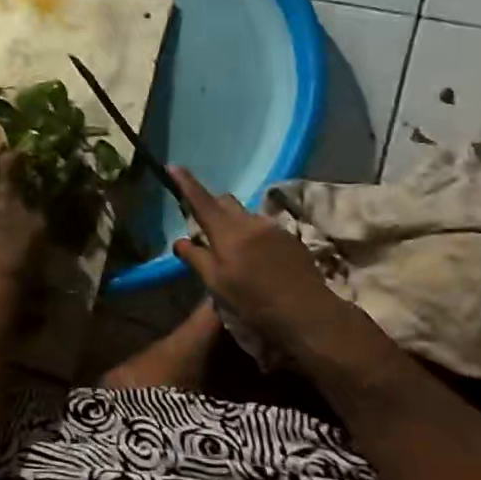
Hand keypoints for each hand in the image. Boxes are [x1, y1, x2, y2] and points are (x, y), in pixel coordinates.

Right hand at [169, 166, 342, 333]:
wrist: (307, 313)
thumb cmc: (253, 301)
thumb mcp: (216, 283)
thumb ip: (195, 258)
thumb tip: (180, 241)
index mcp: (227, 231)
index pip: (201, 200)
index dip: (186, 183)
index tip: (173, 166)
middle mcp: (251, 222)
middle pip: (226, 201)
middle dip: (212, 206)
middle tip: (204, 226)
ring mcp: (274, 228)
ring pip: (246, 216)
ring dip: (235, 225)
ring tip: (234, 252)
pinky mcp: (291, 239)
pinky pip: (264, 228)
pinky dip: (253, 236)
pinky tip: (257, 260)